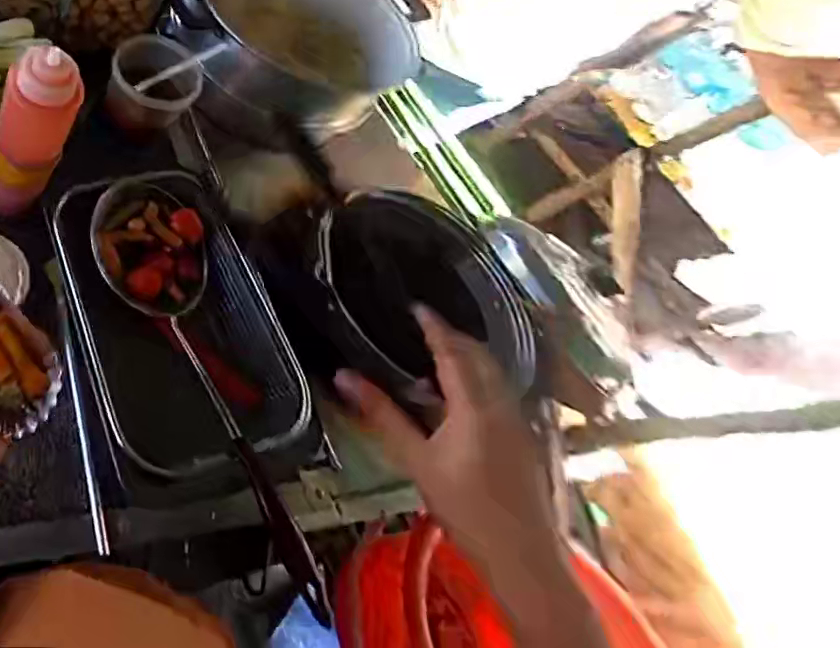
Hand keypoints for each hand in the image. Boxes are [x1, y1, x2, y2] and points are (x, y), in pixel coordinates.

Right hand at [335, 308, 560, 587]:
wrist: (525, 560)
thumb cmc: (466, 506)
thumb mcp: (415, 459)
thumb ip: (382, 413)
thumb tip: (343, 374)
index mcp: (478, 409)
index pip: (456, 355)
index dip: (436, 328)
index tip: (418, 307)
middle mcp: (506, 412)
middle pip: (483, 362)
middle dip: (456, 340)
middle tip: (424, 326)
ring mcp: (522, 429)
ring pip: (496, 380)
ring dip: (467, 362)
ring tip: (433, 356)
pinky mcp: (526, 446)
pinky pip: (500, 398)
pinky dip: (476, 384)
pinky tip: (454, 399)